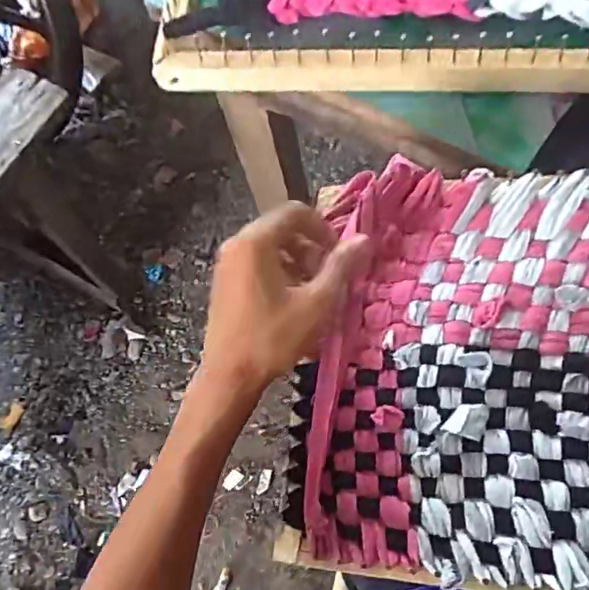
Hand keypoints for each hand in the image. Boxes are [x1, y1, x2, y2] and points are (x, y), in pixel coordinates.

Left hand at [198, 203, 371, 394]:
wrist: (230, 377)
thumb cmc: (273, 339)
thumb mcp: (316, 304)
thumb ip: (341, 268)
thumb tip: (364, 241)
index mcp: (256, 242)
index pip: (296, 212)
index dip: (325, 230)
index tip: (341, 256)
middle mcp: (237, 245)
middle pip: (284, 230)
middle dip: (313, 250)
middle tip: (330, 279)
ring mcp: (227, 265)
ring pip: (272, 250)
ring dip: (299, 265)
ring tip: (315, 295)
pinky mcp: (225, 285)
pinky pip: (258, 266)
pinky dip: (281, 276)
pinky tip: (293, 306)